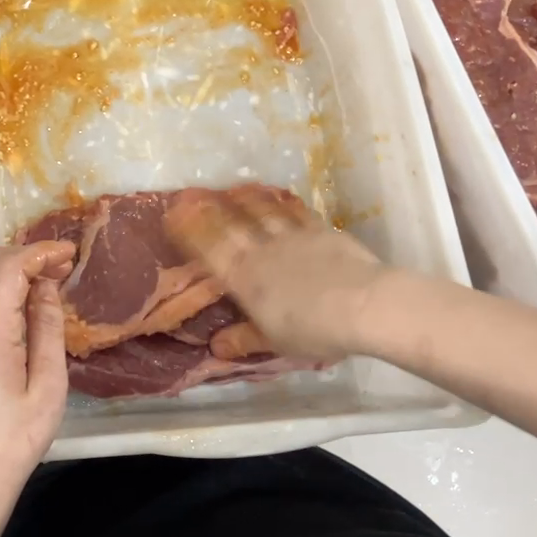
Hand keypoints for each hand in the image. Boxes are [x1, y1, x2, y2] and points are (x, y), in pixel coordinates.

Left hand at [0, 241, 75, 499]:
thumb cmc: (19, 433)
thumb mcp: (49, 382)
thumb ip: (47, 326)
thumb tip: (47, 284)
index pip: (10, 266)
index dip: (41, 252)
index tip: (69, 254)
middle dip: (26, 254)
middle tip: (60, 270)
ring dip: (9, 265)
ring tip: (43, 282)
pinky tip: (20, 299)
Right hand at [165, 187, 392, 361]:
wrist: (364, 305)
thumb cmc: (314, 330)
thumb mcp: (274, 342)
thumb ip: (244, 339)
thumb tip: (214, 346)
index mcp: (243, 279)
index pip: (208, 250)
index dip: (188, 232)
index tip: (172, 216)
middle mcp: (260, 251)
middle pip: (229, 225)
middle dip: (207, 209)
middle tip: (191, 194)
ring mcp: (290, 236)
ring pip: (260, 212)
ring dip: (242, 200)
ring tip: (231, 190)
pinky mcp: (319, 230)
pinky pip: (294, 211)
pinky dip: (280, 201)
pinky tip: (276, 195)